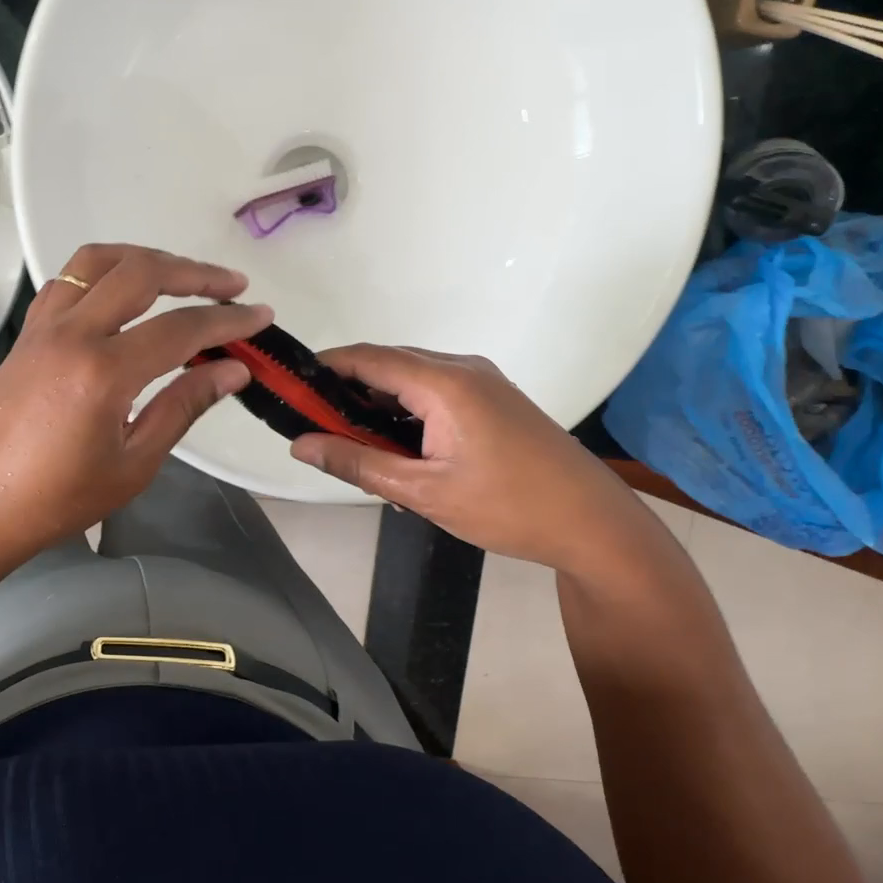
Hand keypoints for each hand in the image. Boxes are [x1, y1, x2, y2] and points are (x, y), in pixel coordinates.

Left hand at [0, 244, 271, 566]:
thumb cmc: (58, 499)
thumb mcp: (133, 463)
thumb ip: (183, 407)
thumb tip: (232, 370)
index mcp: (103, 371)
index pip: (181, 328)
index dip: (229, 319)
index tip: (261, 315)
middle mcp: (71, 334)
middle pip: (140, 271)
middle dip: (194, 272)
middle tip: (231, 285)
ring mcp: (42, 328)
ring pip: (96, 262)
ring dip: (143, 259)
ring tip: (179, 275)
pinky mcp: (26, 335)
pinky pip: (65, 283)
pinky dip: (101, 275)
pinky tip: (120, 297)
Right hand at [290, 345, 651, 569]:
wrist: (594, 524)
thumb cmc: (507, 507)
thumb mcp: (422, 492)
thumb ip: (357, 464)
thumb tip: (300, 445)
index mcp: (444, 383)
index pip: (366, 357)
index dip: (323, 367)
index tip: (288, 389)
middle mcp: (462, 368)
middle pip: (386, 363)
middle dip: (345, 389)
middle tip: (314, 426)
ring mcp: (482, 381)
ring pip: (410, 378)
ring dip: (375, 402)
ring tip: (350, 443)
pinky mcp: (492, 399)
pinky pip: (433, 391)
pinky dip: (404, 410)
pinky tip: (394, 447)